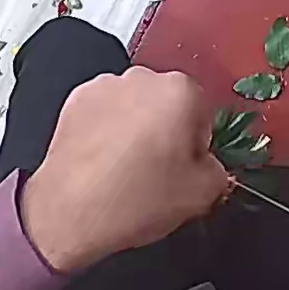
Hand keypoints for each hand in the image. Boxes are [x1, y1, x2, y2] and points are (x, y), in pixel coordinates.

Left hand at [21, 67, 226, 271]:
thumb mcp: (202, 194)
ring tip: (125, 167)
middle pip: (169, 103)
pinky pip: (104, 109)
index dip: (197, 144)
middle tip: (157, 169)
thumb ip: (218, 171)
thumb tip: (208, 165)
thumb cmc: (138, 198)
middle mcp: (144, 77)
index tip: (185, 167)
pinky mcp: (77, 97)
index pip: (203, 113)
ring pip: (135, 104)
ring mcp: (107, 84)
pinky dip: (106, 127)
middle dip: (167, 129)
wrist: (69, 212)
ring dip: (136, 126)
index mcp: (182, 91)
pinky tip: (102, 159)